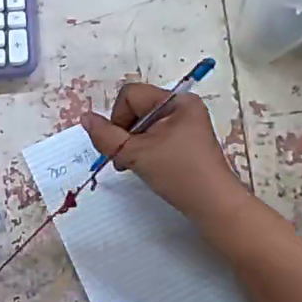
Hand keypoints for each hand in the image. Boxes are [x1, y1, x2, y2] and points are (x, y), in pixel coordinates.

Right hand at [80, 85, 250, 224]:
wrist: (215, 206)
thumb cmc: (178, 174)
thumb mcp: (135, 154)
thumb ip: (105, 136)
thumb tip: (86, 118)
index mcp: (176, 100)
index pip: (131, 95)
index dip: (118, 118)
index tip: (122, 145)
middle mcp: (183, 105)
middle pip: (137, 107)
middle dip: (125, 132)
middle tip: (126, 159)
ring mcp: (187, 123)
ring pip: (144, 123)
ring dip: (134, 142)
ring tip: (136, 165)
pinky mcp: (187, 140)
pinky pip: (156, 134)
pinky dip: (146, 148)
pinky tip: (149, 166)